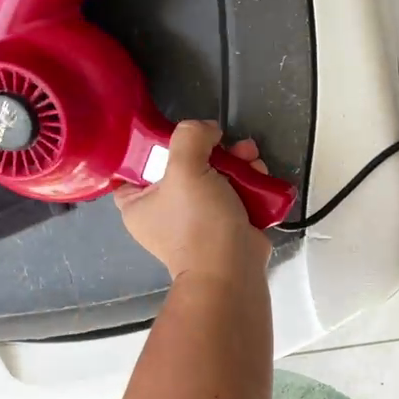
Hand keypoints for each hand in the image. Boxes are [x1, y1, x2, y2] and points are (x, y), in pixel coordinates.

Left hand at [114, 121, 269, 279]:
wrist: (232, 269)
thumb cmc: (198, 222)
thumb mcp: (186, 169)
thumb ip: (190, 137)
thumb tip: (206, 129)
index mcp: (138, 203)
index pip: (141, 165)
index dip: (163, 145)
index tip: (187, 137)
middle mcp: (164, 212)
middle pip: (187, 166)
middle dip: (215, 152)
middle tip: (232, 146)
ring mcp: (197, 220)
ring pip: (216, 178)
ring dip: (238, 164)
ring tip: (253, 160)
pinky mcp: (226, 226)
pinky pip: (234, 195)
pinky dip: (247, 183)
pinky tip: (260, 176)